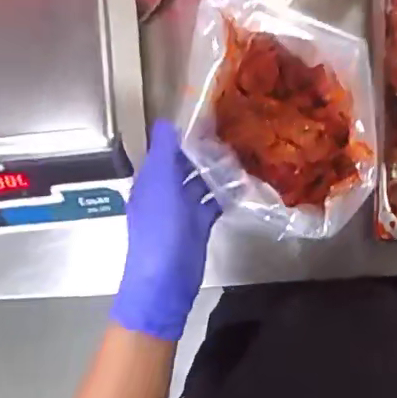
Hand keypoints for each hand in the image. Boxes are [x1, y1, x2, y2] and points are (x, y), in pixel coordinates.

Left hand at [111, 120, 221, 340]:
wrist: (164, 281)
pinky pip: (212, 203)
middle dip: (207, 150)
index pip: (169, 148)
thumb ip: (164, 154)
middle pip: (186, 164)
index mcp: (152, 179)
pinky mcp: (198, 225)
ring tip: (244, 156)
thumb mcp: (159, 186)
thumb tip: (168, 121)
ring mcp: (182, 210)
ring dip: (218, 172)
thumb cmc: (159, 232)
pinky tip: (243, 185)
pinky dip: (225, 195)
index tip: (213, 116)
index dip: (187, 133)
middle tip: (236, 133)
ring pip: (201, 183)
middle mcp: (165, 191)